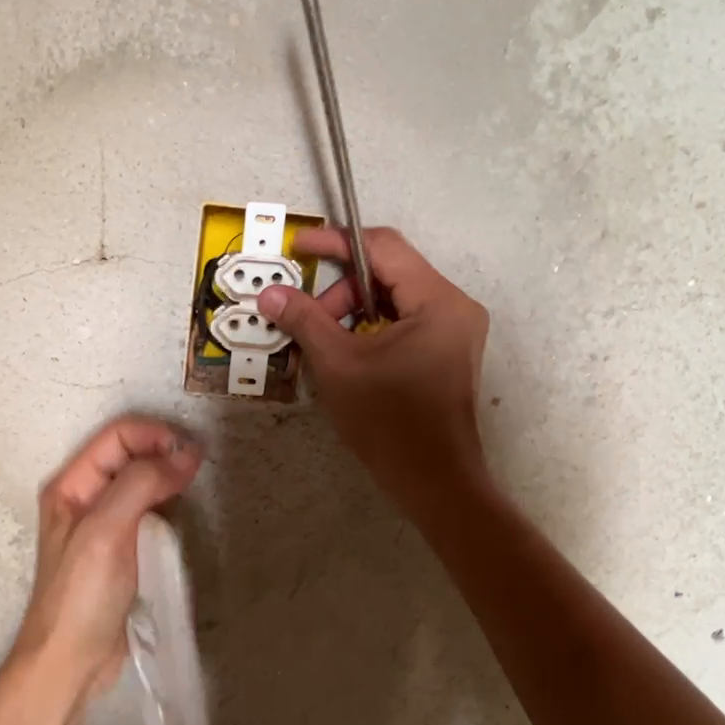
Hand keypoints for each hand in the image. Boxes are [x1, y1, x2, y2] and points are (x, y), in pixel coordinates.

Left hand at [13, 415, 201, 701]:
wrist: (71, 661)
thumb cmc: (81, 595)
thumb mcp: (106, 531)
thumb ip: (142, 484)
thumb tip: (186, 453)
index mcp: (71, 484)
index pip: (117, 437)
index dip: (154, 436)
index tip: (191, 454)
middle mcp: (86, 497)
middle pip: (131, 454)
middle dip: (165, 452)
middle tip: (199, 469)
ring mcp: (104, 524)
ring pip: (143, 482)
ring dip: (170, 479)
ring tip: (194, 488)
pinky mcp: (123, 549)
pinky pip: (150, 513)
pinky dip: (169, 507)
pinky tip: (183, 516)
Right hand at [260, 226, 489, 514]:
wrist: (433, 481)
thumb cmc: (388, 421)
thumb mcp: (338, 365)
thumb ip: (304, 320)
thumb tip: (270, 293)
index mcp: (437, 300)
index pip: (382, 247)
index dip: (335, 243)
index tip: (298, 248)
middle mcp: (454, 306)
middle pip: (388, 273)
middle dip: (341, 292)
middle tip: (309, 323)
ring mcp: (454, 331)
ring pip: (393, 300)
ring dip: (352, 314)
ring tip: (324, 347)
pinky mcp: (447, 353)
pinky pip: (403, 323)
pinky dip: (370, 331)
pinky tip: (347, 358)